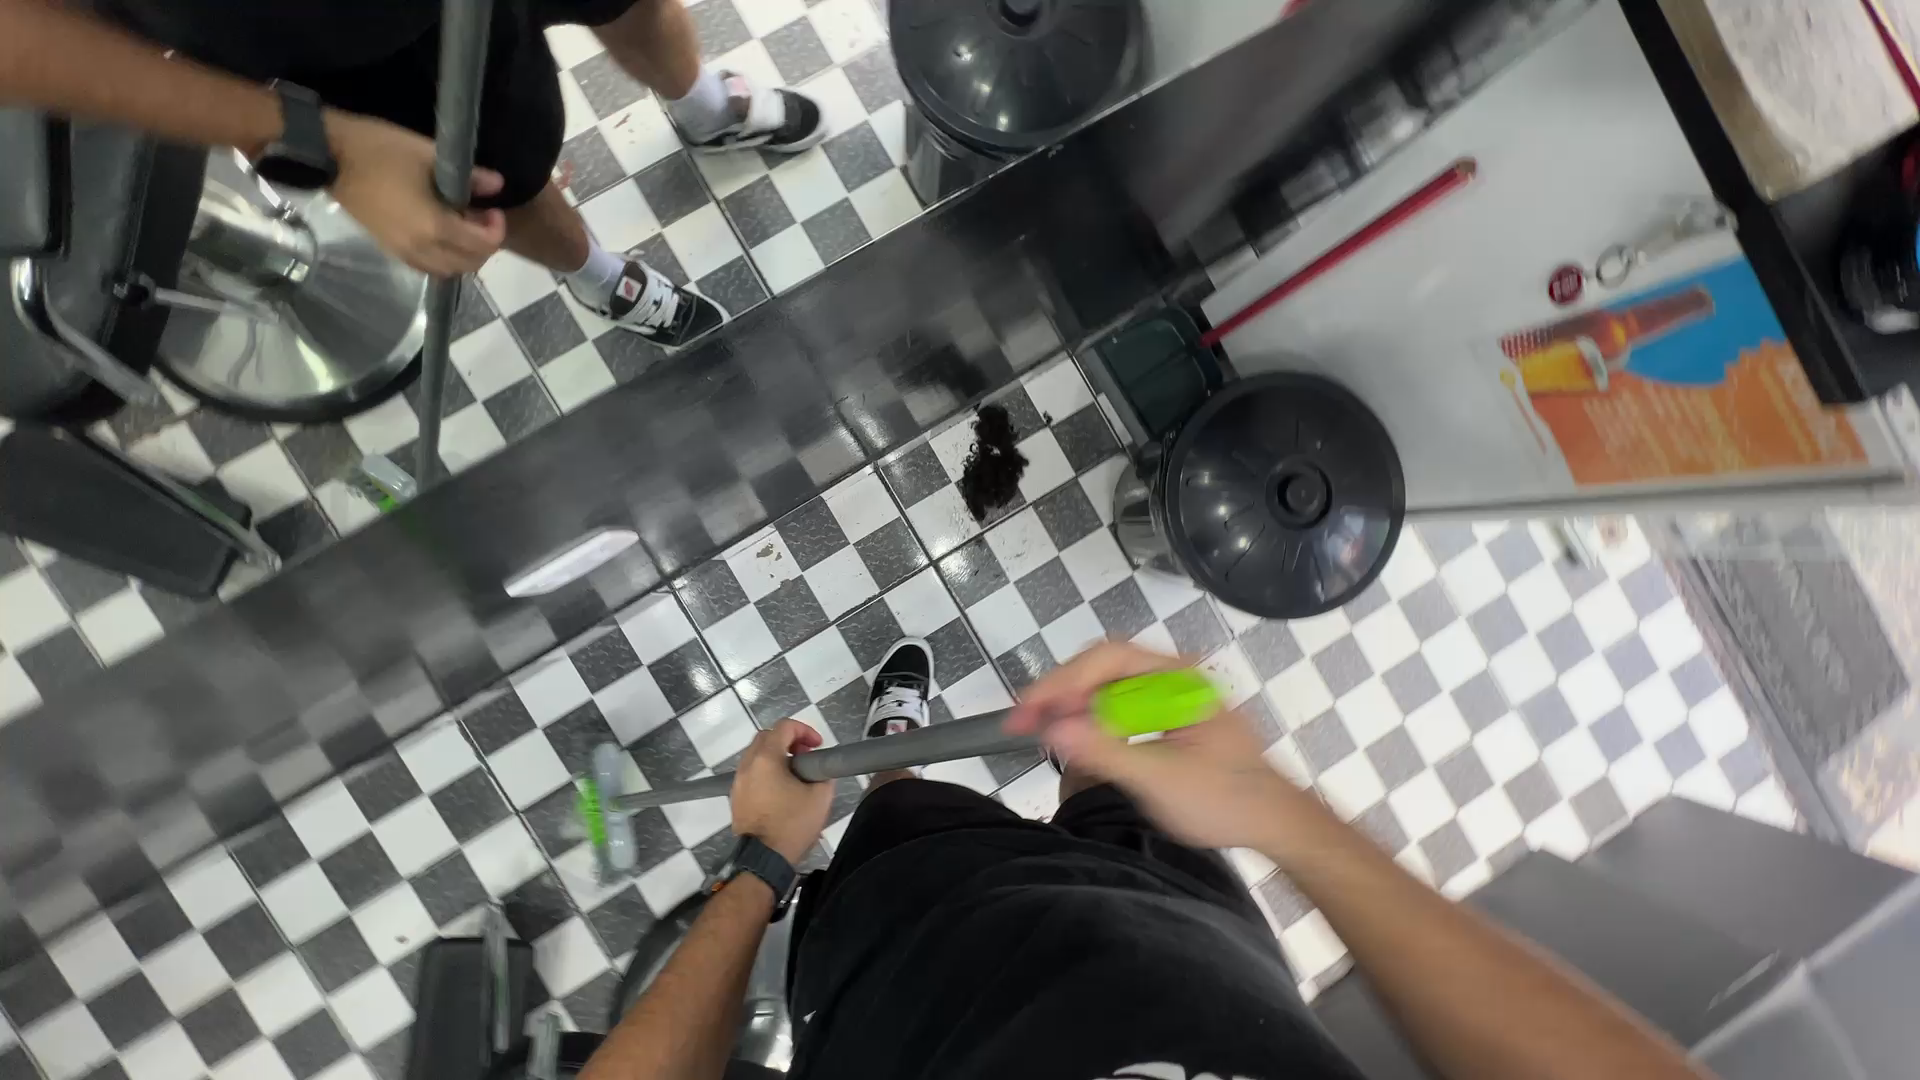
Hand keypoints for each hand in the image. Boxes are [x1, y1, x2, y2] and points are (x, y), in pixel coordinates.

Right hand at [323, 109, 507, 276]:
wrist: (322, 152)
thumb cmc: (376, 150)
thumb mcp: (426, 154)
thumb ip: (469, 176)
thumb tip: (498, 185)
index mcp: (433, 227)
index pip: (481, 245)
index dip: (495, 230)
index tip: (492, 210)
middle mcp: (420, 248)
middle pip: (469, 264)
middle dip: (483, 246)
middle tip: (480, 220)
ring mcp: (402, 251)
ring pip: (448, 271)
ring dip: (463, 257)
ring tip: (461, 229)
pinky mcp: (387, 249)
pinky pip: (426, 267)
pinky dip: (442, 260)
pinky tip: (440, 237)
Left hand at [729, 719, 833, 864]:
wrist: (763, 860)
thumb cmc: (792, 824)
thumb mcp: (820, 796)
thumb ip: (823, 773)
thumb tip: (818, 769)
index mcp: (767, 759)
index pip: (784, 727)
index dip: (805, 730)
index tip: (817, 746)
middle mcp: (748, 765)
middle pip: (766, 736)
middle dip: (788, 739)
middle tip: (805, 755)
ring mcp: (738, 781)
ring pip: (756, 754)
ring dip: (776, 755)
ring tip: (794, 773)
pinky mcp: (735, 796)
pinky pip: (750, 771)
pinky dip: (765, 770)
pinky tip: (780, 788)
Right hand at [1006, 642, 1323, 850]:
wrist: (1276, 824)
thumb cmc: (1227, 801)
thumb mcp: (1162, 780)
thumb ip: (1105, 751)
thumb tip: (1051, 727)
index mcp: (1178, 677)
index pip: (1108, 658)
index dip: (1063, 680)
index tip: (1029, 709)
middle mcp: (1172, 674)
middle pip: (1101, 666)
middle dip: (1059, 691)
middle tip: (1020, 721)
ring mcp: (1168, 692)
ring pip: (1105, 684)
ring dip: (1069, 704)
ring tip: (1033, 728)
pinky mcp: (1163, 714)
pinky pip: (1116, 704)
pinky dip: (1087, 718)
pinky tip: (1069, 736)